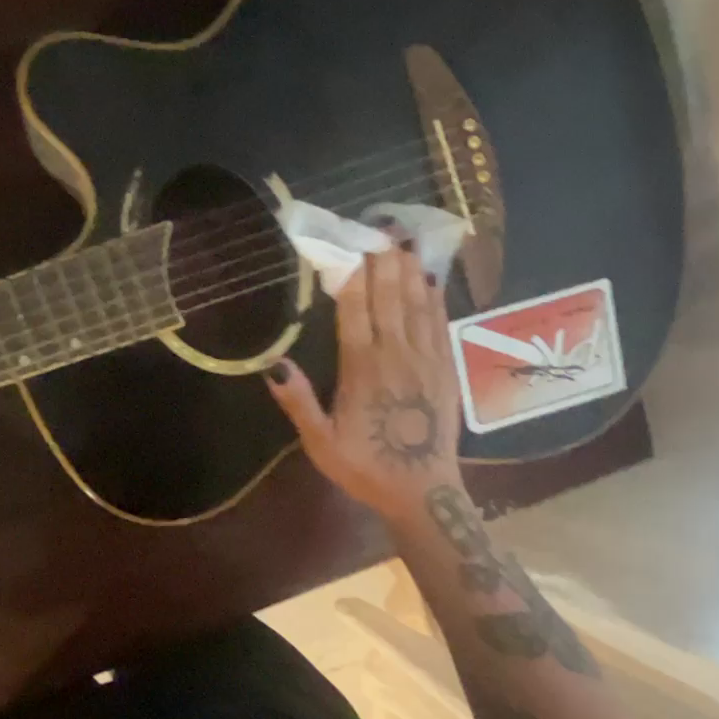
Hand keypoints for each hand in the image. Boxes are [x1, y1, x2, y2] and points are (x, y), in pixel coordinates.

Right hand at [265, 247, 463, 520]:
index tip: (346, 243)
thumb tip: (272, 365)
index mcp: (361, 369)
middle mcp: (395, 355)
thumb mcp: (321, 444)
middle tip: (377, 227)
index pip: (355, 308)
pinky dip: (435, 298)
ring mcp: (425, 360)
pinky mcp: (446, 370)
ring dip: (409, 269)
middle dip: (382, 258)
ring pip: (418, 303)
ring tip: (403, 240)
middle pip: (389, 295)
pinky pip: (440, 324)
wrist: (422, 491)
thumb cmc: (365, 468)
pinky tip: (431, 280)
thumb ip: (298, 402)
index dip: (352, 271)